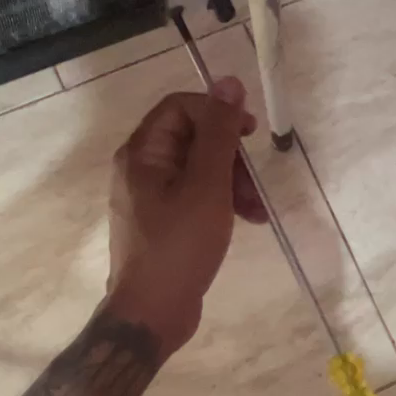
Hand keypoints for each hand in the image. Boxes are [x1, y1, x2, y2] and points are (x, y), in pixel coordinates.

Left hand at [103, 76, 266, 355]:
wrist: (152, 313)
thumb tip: (228, 81)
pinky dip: (221, 203)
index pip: (181, 107)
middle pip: (191, 138)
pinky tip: (246, 222)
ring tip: (256, 211)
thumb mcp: (207, 186)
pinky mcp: (161, 223)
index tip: (250, 134)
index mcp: (142, 153)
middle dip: (230, 157)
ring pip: (197, 170)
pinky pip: (194, 197)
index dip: (218, 111)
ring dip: (232, 182)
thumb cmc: (178, 247)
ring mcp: (148, 198)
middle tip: (255, 183)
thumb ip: (218, 133)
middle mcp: (139, 169)